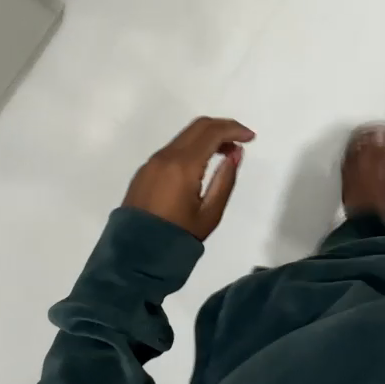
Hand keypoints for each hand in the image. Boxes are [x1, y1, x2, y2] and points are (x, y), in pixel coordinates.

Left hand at [122, 117, 254, 239]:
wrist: (133, 257)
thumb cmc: (177, 237)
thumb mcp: (210, 214)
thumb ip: (226, 179)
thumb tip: (235, 152)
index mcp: (183, 165)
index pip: (213, 132)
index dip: (235, 129)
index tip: (251, 138)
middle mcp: (166, 156)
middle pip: (199, 126)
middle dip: (223, 127)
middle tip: (240, 141)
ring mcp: (152, 162)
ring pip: (185, 135)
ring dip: (207, 136)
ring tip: (224, 153)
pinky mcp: (144, 170)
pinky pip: (173, 147)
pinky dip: (192, 146)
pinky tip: (201, 163)